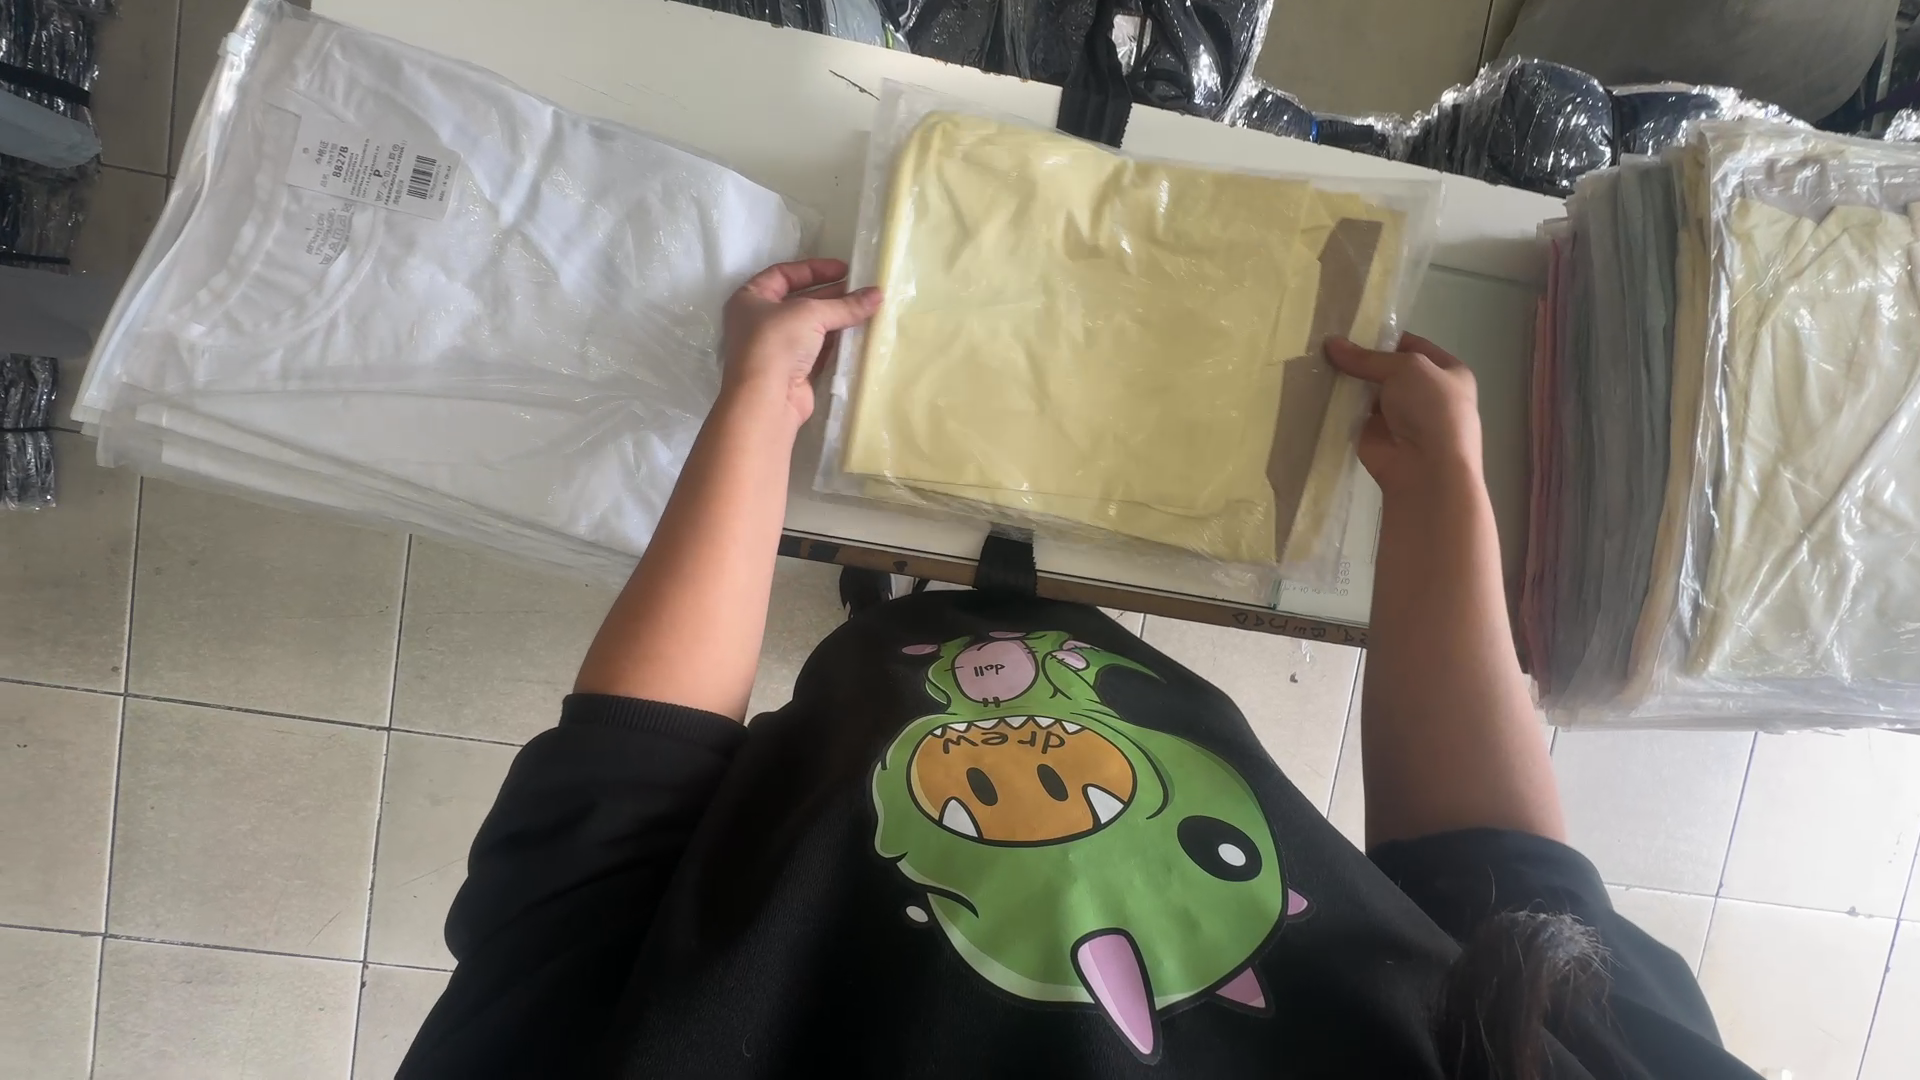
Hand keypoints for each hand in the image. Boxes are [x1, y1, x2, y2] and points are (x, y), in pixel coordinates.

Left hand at [719, 257, 881, 426]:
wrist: (766, 400)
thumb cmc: (777, 343)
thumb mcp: (810, 314)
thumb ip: (845, 305)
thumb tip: (878, 294)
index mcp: (751, 298)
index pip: (784, 274)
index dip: (814, 269)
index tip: (844, 270)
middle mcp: (760, 321)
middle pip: (800, 301)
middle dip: (831, 295)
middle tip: (861, 291)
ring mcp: (777, 348)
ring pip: (811, 328)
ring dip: (836, 320)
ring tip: (865, 311)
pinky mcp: (794, 371)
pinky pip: (818, 351)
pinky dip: (836, 343)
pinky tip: (857, 336)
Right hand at [1325, 332, 1482, 495]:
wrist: (1425, 466)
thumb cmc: (1430, 409)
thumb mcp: (1406, 368)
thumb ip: (1367, 358)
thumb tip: (1330, 343)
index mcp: (1446, 371)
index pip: (1410, 345)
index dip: (1381, 337)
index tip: (1348, 332)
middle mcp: (1423, 392)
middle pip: (1385, 369)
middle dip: (1359, 360)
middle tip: (1324, 347)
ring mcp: (1397, 415)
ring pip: (1366, 391)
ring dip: (1346, 383)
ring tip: (1314, 366)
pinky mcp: (1373, 434)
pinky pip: (1352, 414)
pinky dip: (1337, 406)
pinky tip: (1315, 393)